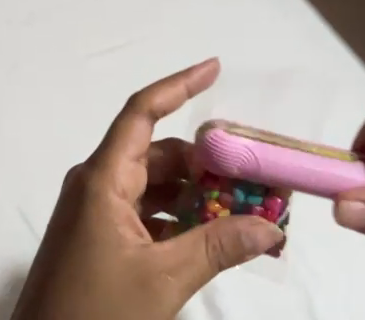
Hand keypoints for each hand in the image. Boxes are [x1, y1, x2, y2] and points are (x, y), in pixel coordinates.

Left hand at [12, 59, 285, 319]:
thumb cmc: (95, 313)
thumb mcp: (162, 281)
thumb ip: (217, 248)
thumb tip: (270, 228)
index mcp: (103, 178)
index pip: (142, 112)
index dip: (179, 85)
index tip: (215, 68)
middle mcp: (97, 184)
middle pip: (157, 153)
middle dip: (204, 159)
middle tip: (251, 169)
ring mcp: (96, 213)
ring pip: (154, 186)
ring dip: (195, 194)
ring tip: (243, 205)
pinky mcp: (98, 240)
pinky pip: (145, 213)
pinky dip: (178, 219)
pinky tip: (213, 235)